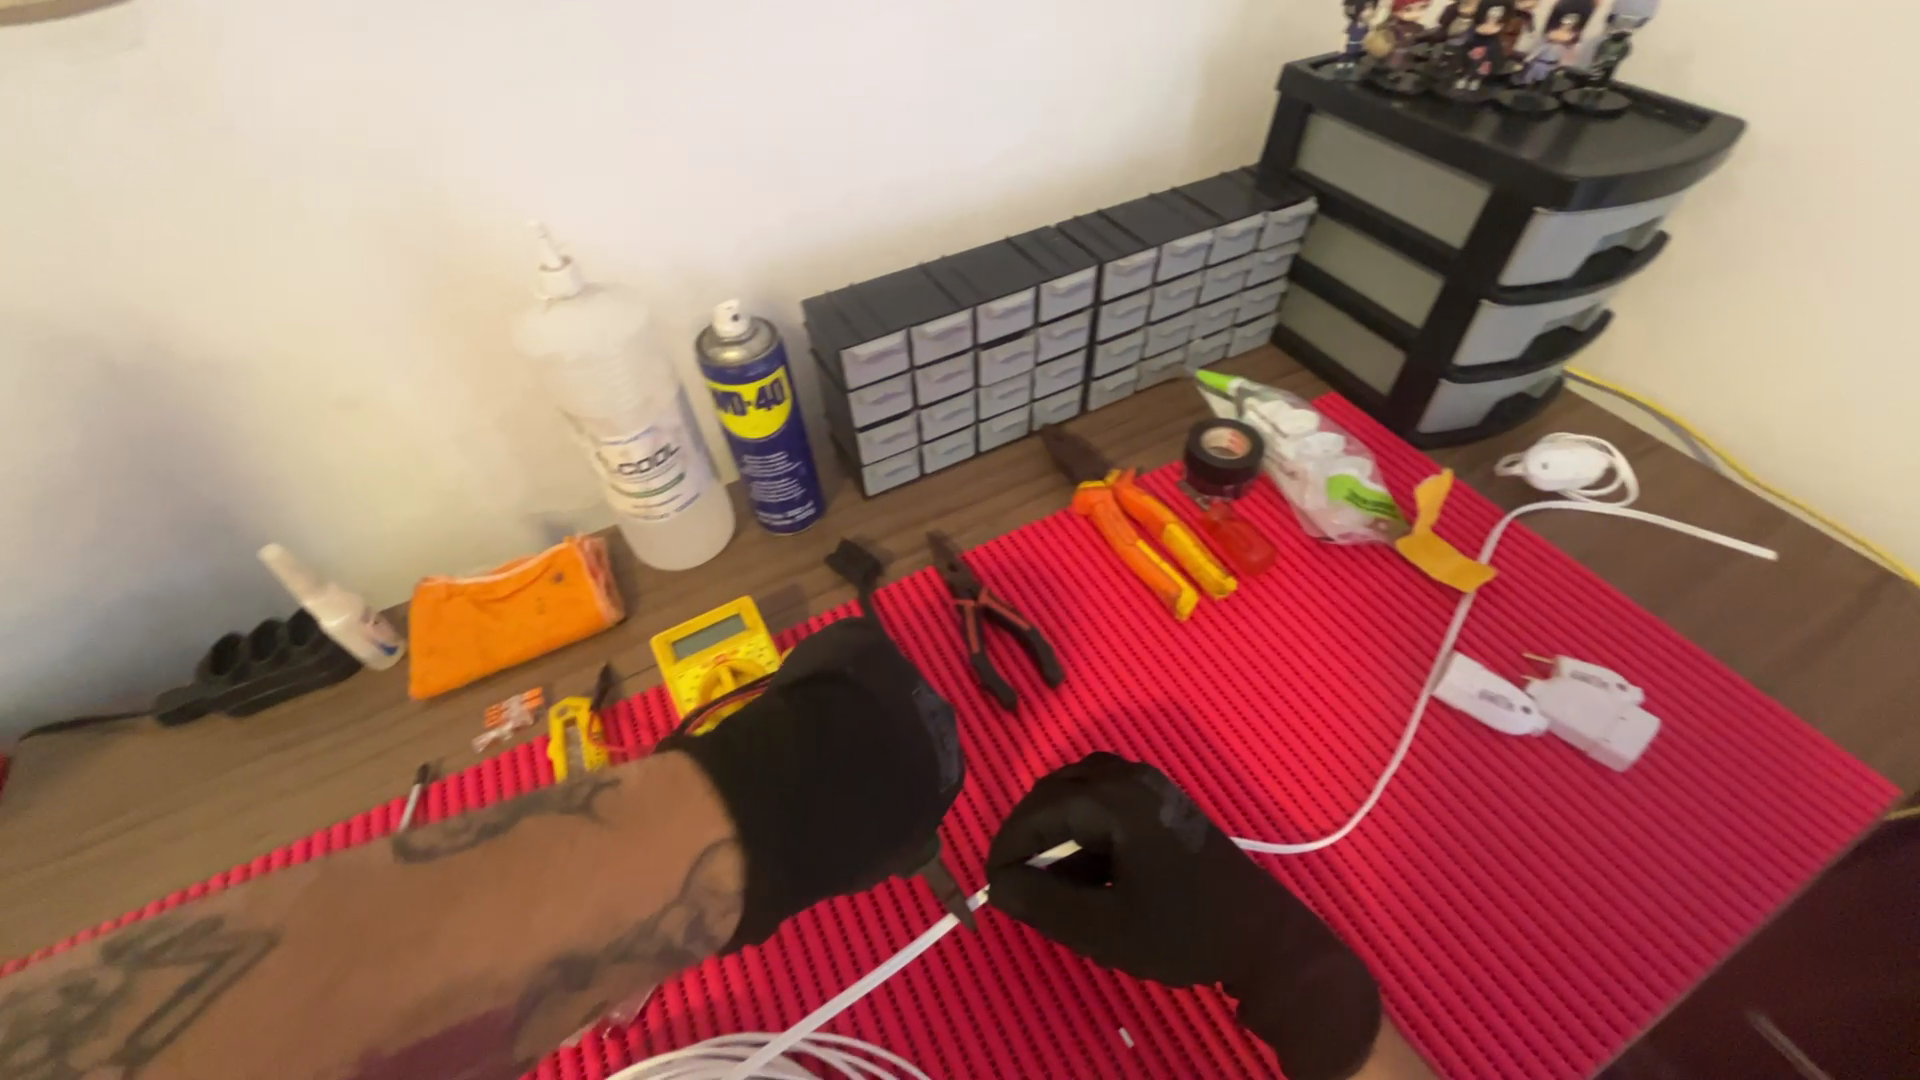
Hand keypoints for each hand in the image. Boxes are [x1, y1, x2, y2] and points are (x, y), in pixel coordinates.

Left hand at [661, 617, 962, 950]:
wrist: (805, 780)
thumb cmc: (844, 836)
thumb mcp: (884, 856)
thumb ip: (903, 839)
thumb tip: (917, 843)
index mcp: (947, 769)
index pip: (928, 764)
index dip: (892, 769)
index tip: (862, 780)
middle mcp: (936, 716)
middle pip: (907, 715)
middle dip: (876, 727)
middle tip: (834, 748)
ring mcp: (901, 672)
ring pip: (876, 680)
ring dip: (850, 694)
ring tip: (809, 717)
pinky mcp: (865, 643)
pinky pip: (848, 648)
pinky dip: (826, 664)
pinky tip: (800, 688)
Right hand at [988, 753, 1380, 1079]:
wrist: (1263, 940)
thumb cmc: (1183, 933)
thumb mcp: (1104, 928)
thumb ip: (1043, 902)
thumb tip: (997, 885)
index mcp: (1118, 800)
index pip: (1042, 808)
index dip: (1009, 842)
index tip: (991, 881)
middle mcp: (1131, 778)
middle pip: (1057, 790)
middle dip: (1028, 831)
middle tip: (1012, 876)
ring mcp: (1149, 786)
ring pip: (1079, 790)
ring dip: (1053, 826)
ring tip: (1041, 873)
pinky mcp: (1160, 802)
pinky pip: (1104, 798)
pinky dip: (1081, 826)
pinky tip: (1079, 866)